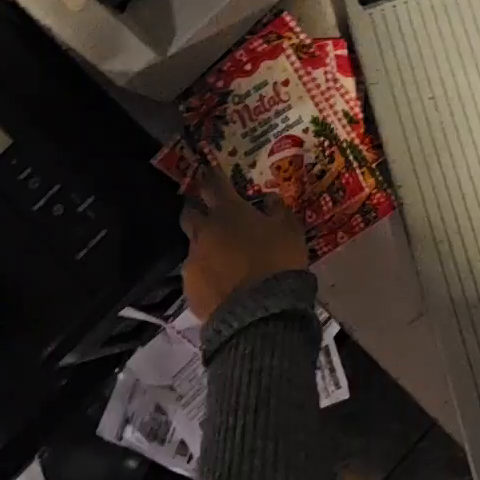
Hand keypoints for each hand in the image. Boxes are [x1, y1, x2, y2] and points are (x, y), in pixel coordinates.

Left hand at [179, 167, 308, 321]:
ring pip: (193, 244)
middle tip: (209, 211)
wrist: (259, 311)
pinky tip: (222, 280)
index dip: (212, 175)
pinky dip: (207, 271)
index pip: (214, 184)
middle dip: (197, 208)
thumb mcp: (290, 230)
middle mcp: (204, 232)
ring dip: (204, 243)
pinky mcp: (189, 287)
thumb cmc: (278, 260)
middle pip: (189, 212)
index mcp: (229, 212)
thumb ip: (278, 210)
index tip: (209, 168)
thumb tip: (269, 198)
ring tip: (222, 254)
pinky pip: (196, 272)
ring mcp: (193, 260)